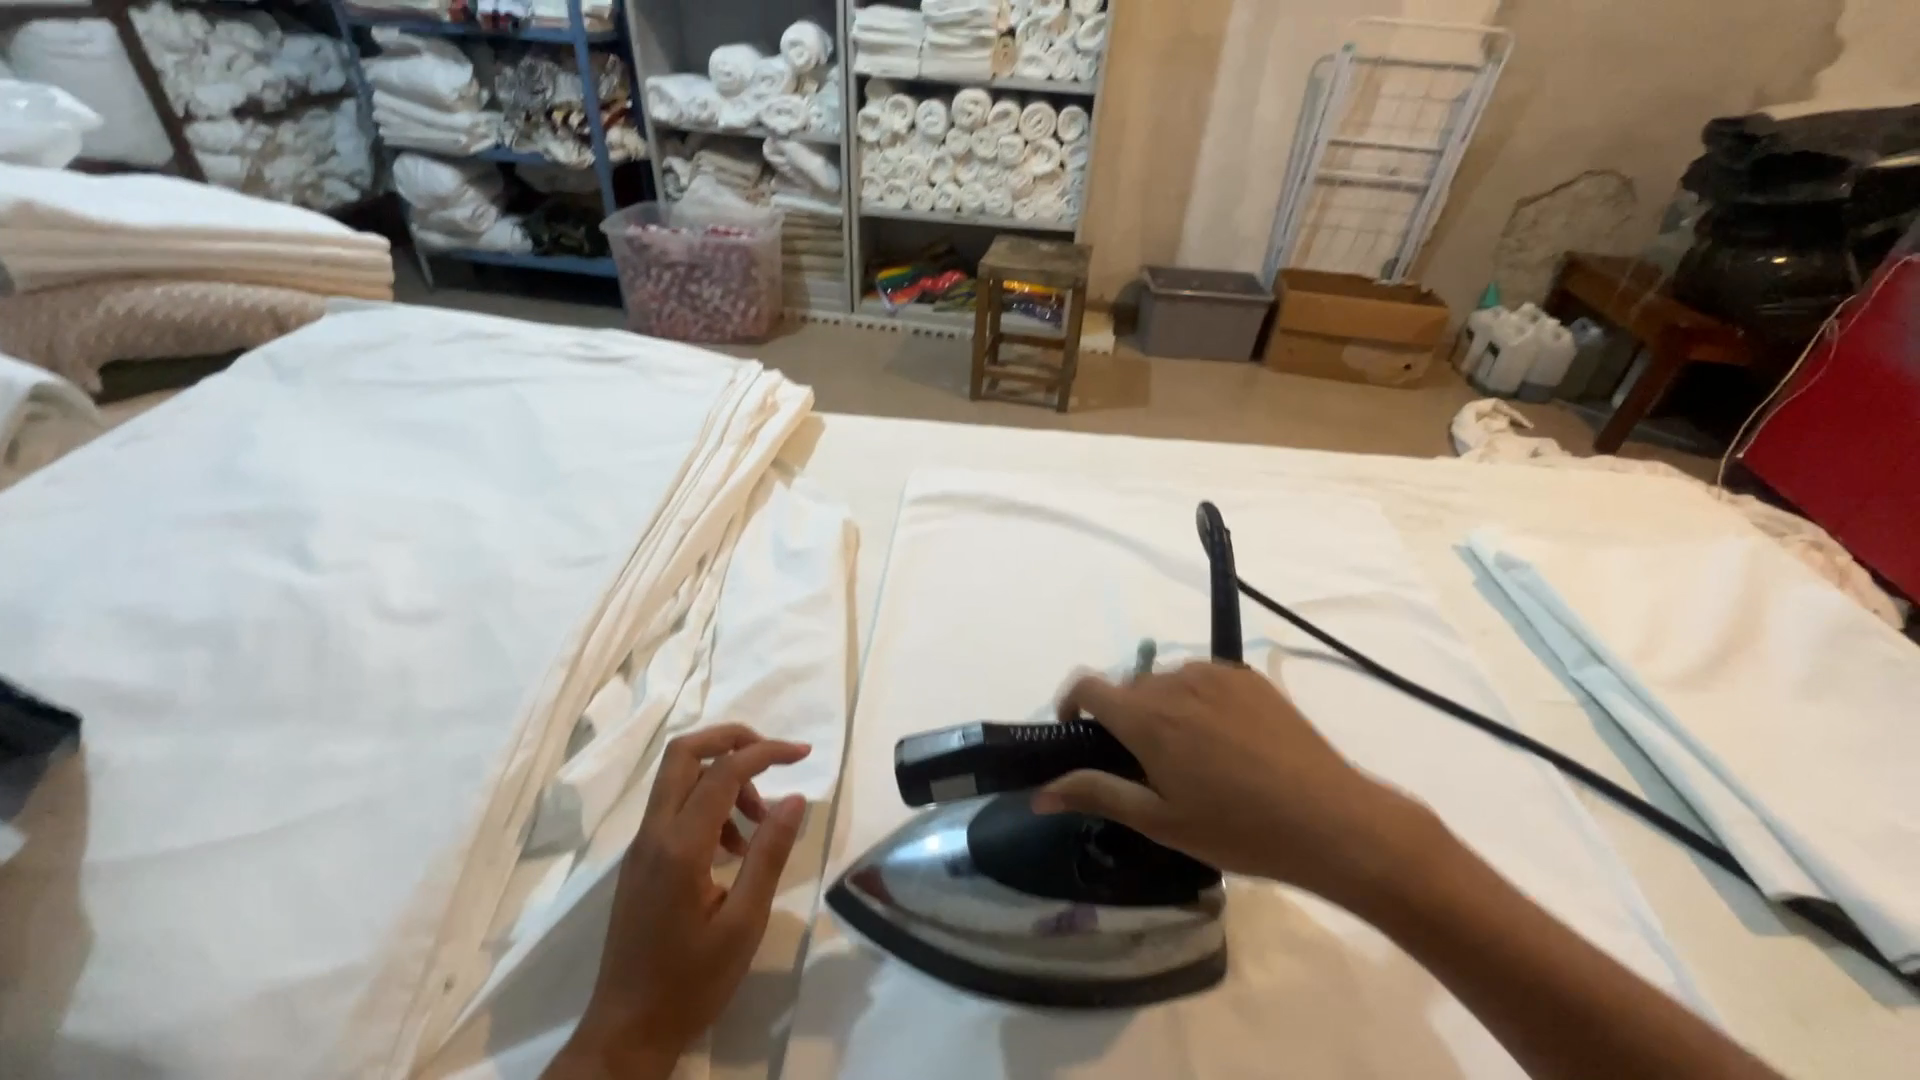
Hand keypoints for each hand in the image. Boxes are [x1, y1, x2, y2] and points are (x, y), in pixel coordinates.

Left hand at [547, 725, 810, 1079]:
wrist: (627, 1030)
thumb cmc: (691, 982)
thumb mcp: (744, 922)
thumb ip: (769, 854)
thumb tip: (794, 798)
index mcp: (679, 847)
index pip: (723, 772)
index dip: (766, 752)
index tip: (803, 754)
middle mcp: (653, 834)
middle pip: (684, 754)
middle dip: (732, 740)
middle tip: (774, 757)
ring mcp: (641, 847)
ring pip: (678, 778)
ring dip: (722, 777)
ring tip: (760, 822)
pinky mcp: (640, 862)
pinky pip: (674, 808)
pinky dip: (708, 804)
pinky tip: (734, 847)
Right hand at [1035, 662, 1438, 904]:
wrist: (1332, 821)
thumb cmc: (1238, 830)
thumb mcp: (1160, 821)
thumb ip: (1096, 793)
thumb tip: (1039, 793)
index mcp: (1148, 717)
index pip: (1088, 685)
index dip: (1072, 704)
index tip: (1078, 734)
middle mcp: (1177, 682)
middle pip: (1129, 687)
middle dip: (1123, 717)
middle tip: (1144, 765)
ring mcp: (1217, 675)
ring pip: (1167, 681)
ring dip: (1161, 707)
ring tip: (1189, 755)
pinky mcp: (1250, 678)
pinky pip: (1204, 679)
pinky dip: (1197, 700)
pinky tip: (1224, 741)